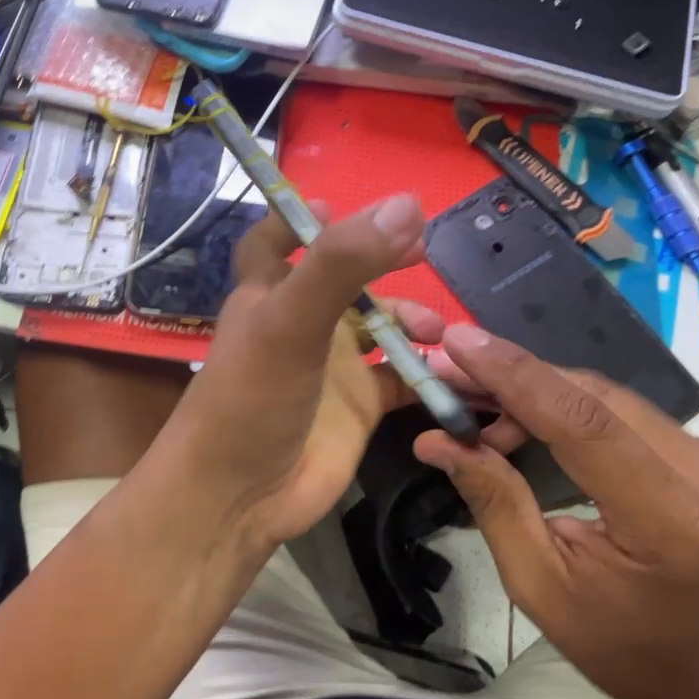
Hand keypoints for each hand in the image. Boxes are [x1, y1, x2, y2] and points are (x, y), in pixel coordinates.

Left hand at [155, 194, 444, 551]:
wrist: (239, 497)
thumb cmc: (252, 397)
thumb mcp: (290, 322)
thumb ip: (342, 264)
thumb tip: (407, 205)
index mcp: (270, 292)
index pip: (273, 241)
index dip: (296, 219)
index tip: (336, 201)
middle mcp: (302, 323)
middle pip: (346, 278)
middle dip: (381, 261)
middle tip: (421, 249)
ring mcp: (332, 366)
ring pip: (381, 328)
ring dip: (413, 320)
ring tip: (440, 330)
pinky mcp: (359, 407)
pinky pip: (404, 380)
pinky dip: (432, 374)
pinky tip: (459, 372)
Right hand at [414, 324, 698, 698]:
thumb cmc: (617, 643)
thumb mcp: (538, 583)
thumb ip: (493, 501)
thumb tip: (434, 438)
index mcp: (671, 523)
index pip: (585, 424)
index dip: (517, 376)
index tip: (457, 341)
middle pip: (594, 398)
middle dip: (514, 377)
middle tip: (447, 372)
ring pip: (607, 396)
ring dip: (536, 389)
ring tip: (475, 402)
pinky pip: (623, 410)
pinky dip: (564, 404)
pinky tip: (521, 416)